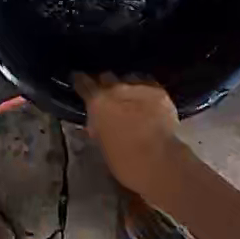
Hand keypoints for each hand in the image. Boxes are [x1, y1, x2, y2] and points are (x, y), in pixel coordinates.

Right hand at [73, 72, 193, 199]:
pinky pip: (148, 85)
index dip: (81, 81)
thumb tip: (95, 122)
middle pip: (107, 77)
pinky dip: (146, 92)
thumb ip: (96, 127)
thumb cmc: (125, 161)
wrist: (159, 160)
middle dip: (106, 84)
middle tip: (108, 96)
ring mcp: (139, 87)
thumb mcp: (102, 145)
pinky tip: (149, 101)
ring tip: (131, 98)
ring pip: (129, 78)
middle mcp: (116, 88)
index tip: (80, 79)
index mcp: (97, 103)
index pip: (83, 83)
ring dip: (127, 87)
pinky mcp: (159, 91)